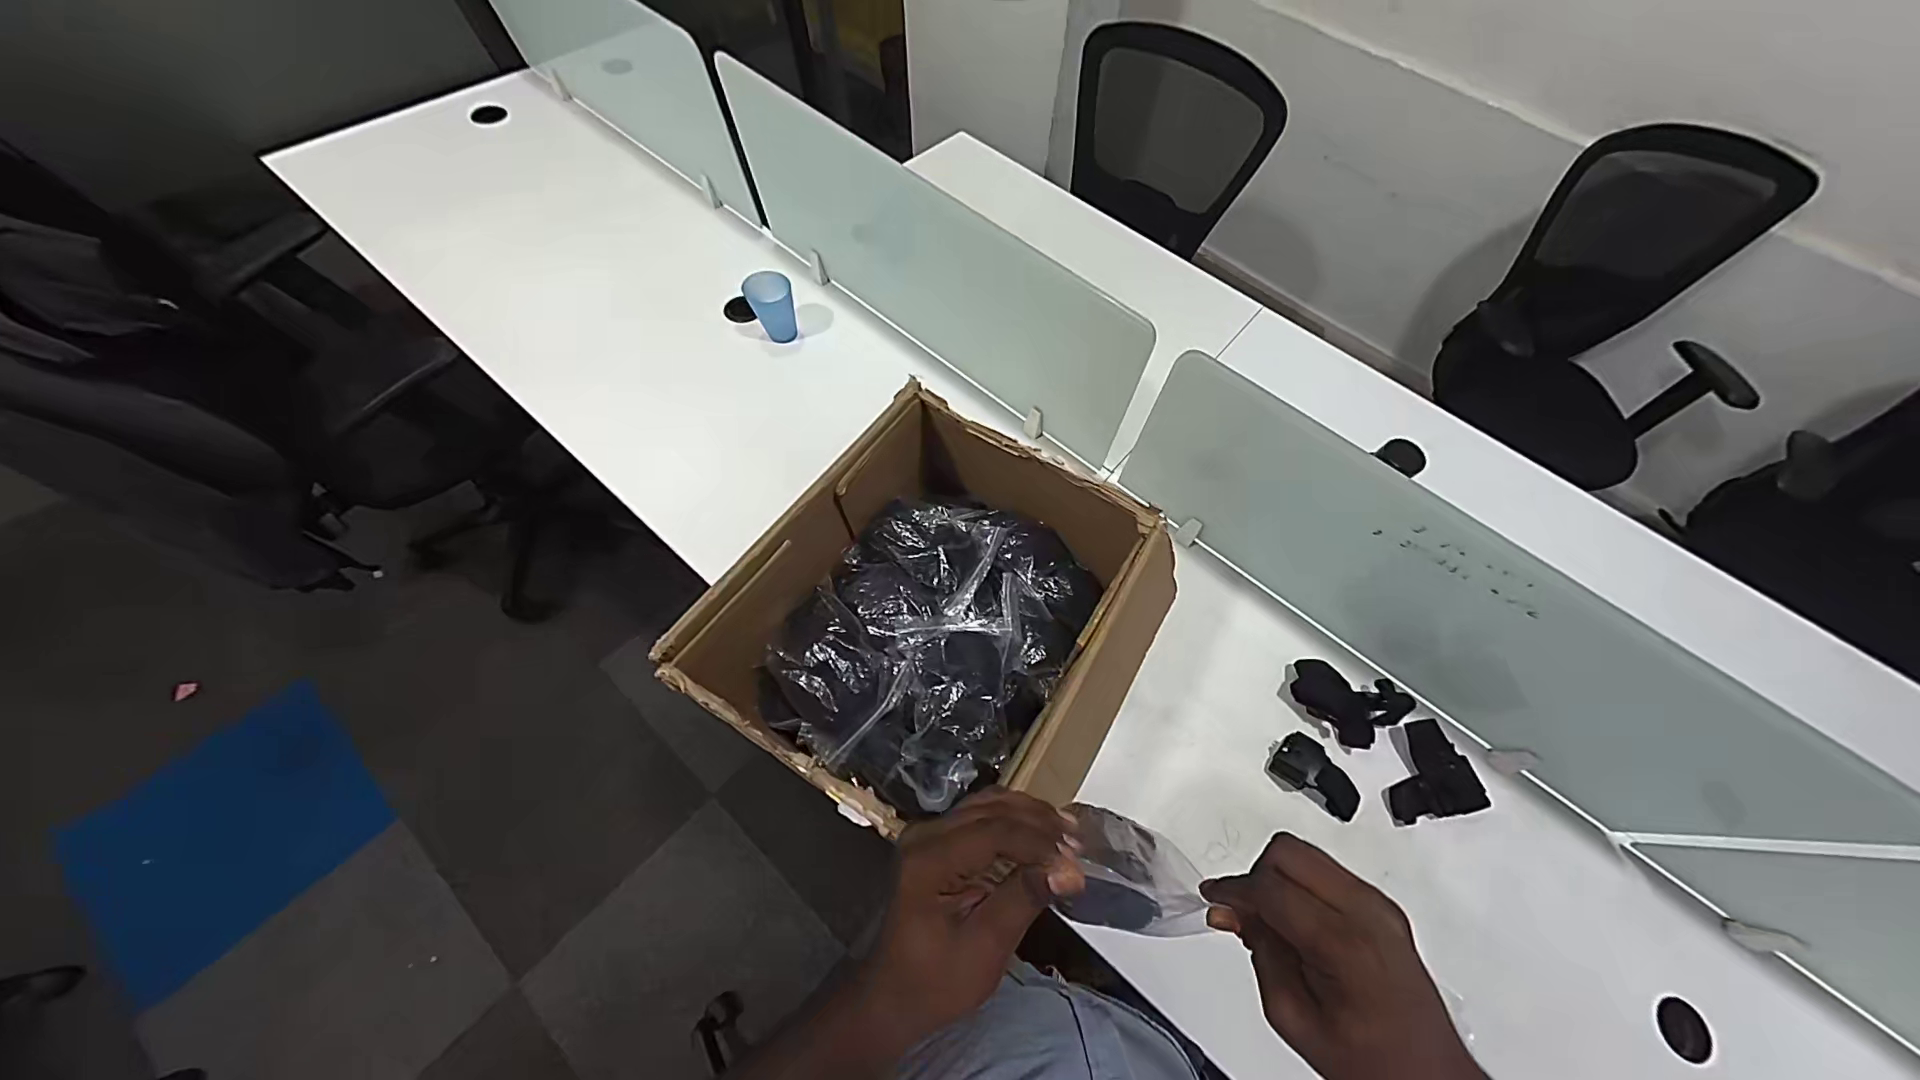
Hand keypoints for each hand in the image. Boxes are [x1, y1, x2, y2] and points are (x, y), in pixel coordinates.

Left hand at [852, 788, 1083, 1051]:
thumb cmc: (934, 981)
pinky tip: (1041, 833)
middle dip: (1039, 824)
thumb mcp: (983, 949)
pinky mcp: (939, 838)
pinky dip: (1015, 819)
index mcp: (927, 860)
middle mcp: (925, 834)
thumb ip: (1022, 900)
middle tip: (1077, 845)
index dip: (1037, 843)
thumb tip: (1068, 871)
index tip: (1073, 863)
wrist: (894, 993)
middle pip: (992, 809)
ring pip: (988, 804)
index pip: (992, 832)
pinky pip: (982, 814)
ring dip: (1030, 815)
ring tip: (1067, 835)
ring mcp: (930, 832)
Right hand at [1200, 834, 1483, 1079]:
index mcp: (1345, 943)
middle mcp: (1368, 913)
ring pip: (1304, 853)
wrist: (1430, 1076)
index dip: (1234, 889)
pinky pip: (1323, 869)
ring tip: (1268, 917)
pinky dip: (1296, 882)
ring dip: (1275, 877)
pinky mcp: (1382, 904)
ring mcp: (1379, 905)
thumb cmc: (1375, 1062)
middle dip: (1256, 876)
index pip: (1271, 886)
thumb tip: (1235, 910)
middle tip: (1243, 909)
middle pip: (1287, 852)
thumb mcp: (1293, 1017)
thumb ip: (1259, 952)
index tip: (1215, 896)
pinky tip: (1290, 915)